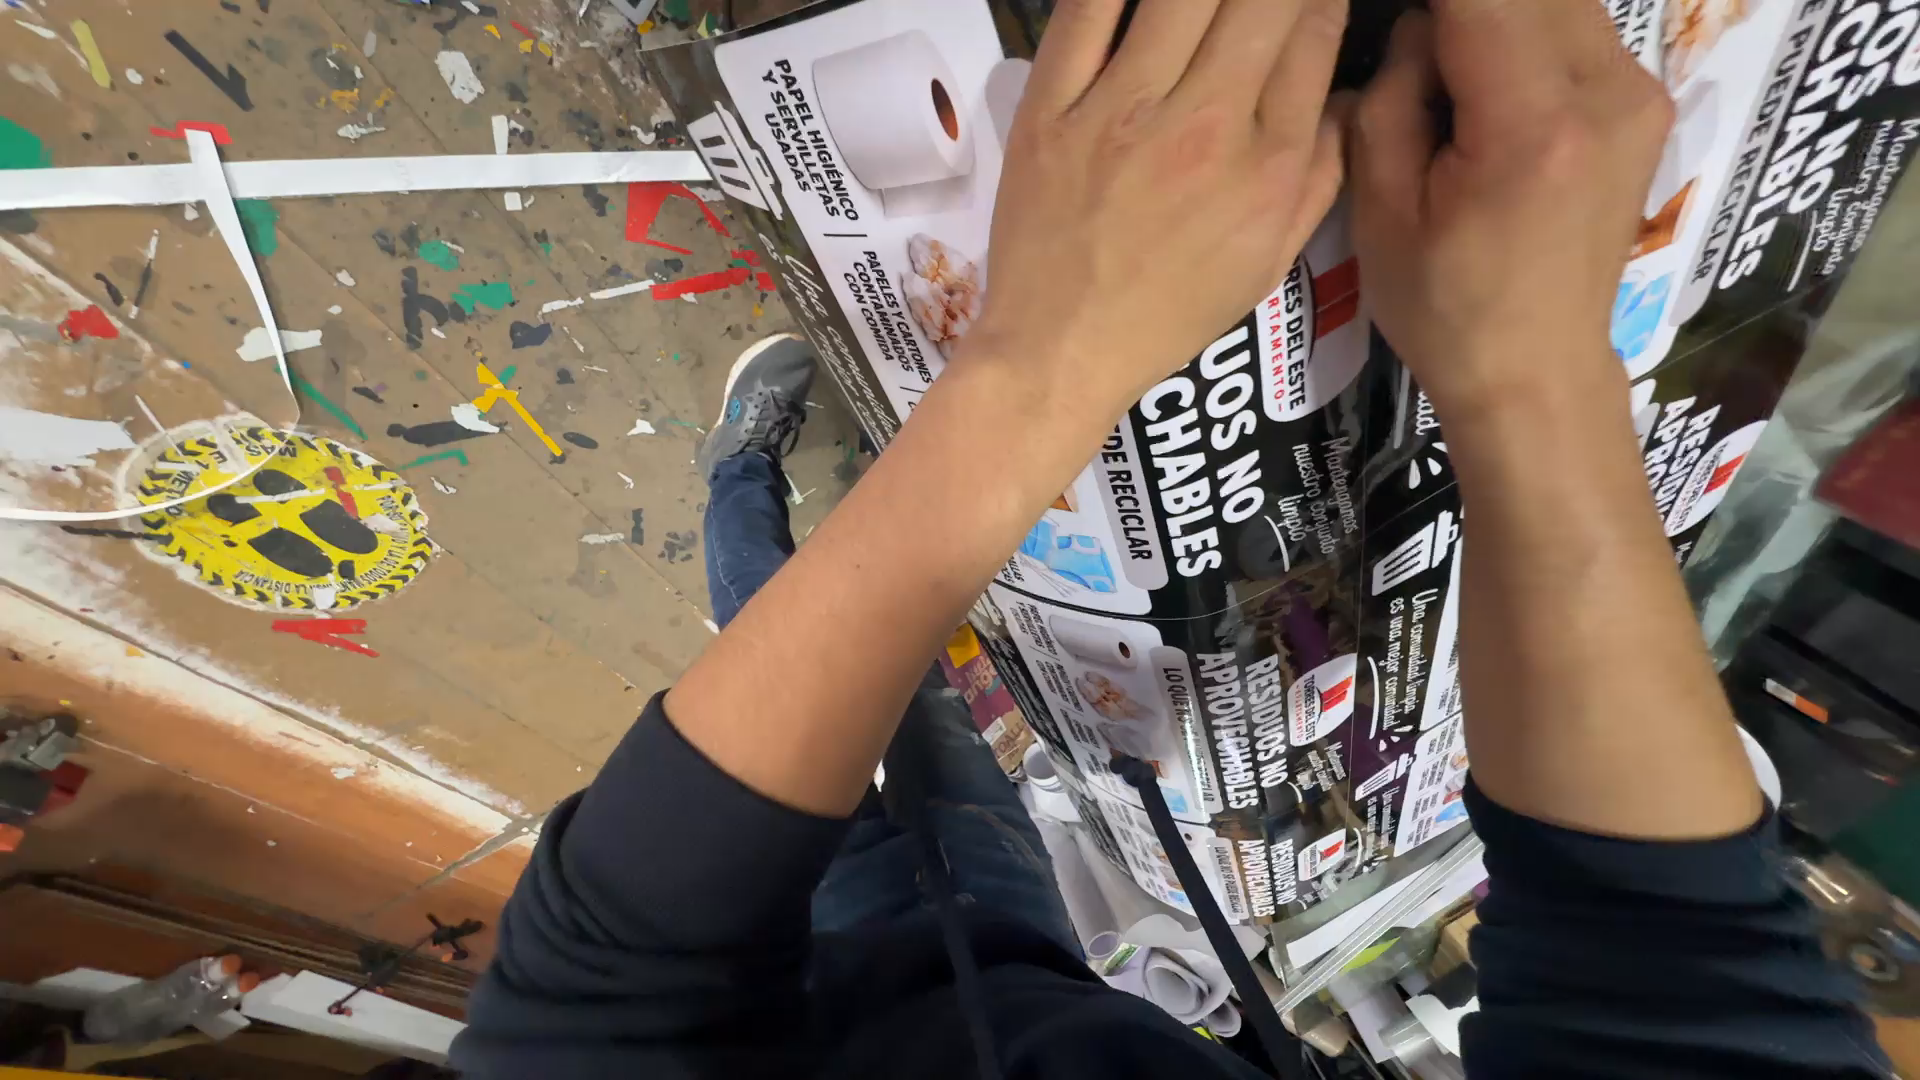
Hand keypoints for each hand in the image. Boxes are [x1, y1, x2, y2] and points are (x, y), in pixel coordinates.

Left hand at [967, 0, 1349, 415]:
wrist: (1059, 355)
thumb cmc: (1163, 321)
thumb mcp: (1263, 270)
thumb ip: (1316, 178)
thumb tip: (1342, 95)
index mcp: (1266, 165)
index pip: (1315, 27)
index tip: (1297, 3)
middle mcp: (1203, 125)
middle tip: (1251, 4)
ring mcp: (1119, 115)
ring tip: (1202, 5)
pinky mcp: (1048, 116)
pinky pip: (1084, 11)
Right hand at [1350, 0, 1673, 419]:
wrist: (1530, 368)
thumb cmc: (1440, 310)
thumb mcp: (1381, 221)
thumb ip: (1390, 111)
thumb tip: (1413, 34)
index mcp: (1530, 129)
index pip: (1481, 1)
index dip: (1430, 0)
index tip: (1391, 13)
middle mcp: (1609, 91)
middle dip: (1456, 13)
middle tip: (1409, 71)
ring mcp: (1642, 93)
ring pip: (1559, 4)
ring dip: (1490, 24)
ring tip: (1438, 90)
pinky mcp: (1647, 105)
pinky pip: (1580, 35)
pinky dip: (1523, 44)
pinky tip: (1483, 101)